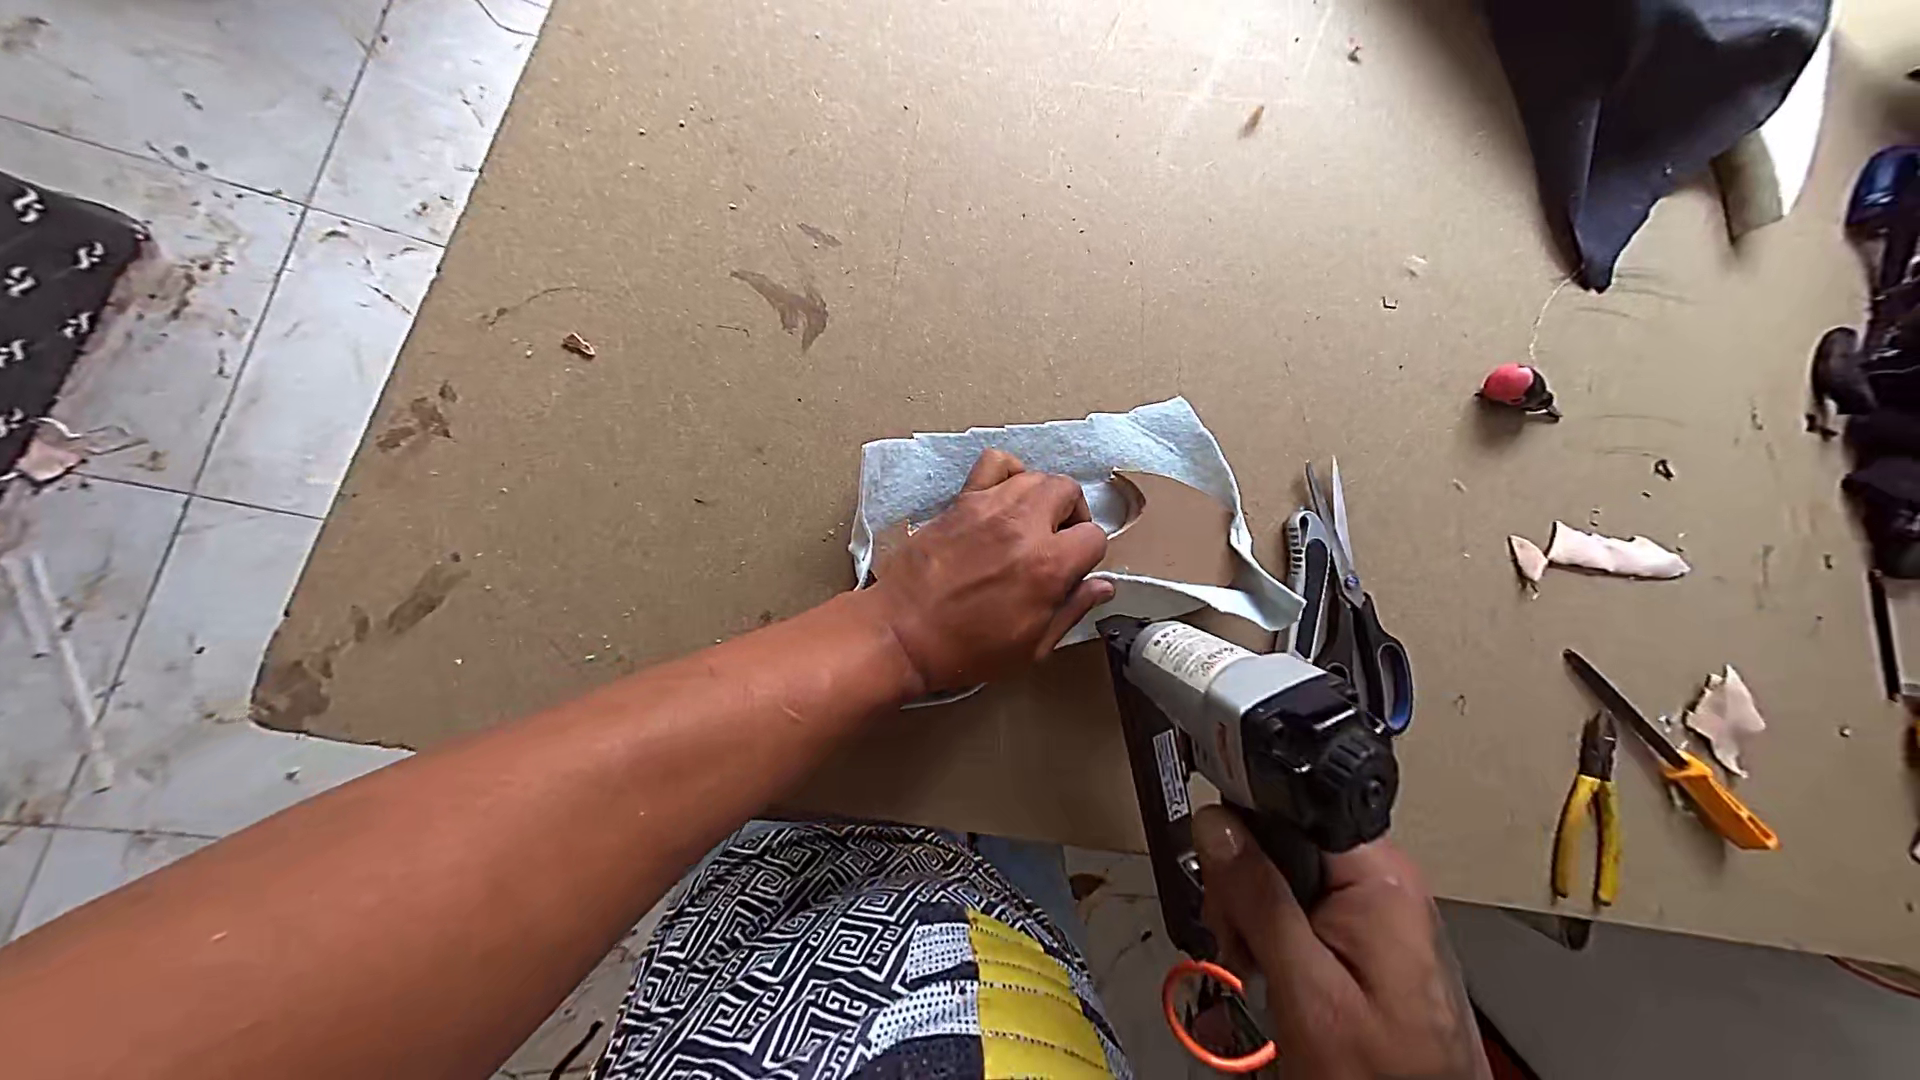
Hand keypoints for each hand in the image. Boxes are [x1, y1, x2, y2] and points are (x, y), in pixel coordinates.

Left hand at [867, 450, 1114, 693]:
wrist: (902, 633)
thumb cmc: (964, 648)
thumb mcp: (1033, 646)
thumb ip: (1072, 610)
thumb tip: (1101, 587)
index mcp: (1046, 566)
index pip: (1093, 535)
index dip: (1089, 555)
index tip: (1073, 569)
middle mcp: (1022, 527)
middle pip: (1069, 491)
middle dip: (1072, 515)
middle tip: (1057, 542)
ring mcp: (989, 508)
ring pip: (1036, 476)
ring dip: (1043, 497)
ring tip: (1031, 523)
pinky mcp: (961, 502)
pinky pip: (994, 463)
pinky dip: (1008, 471)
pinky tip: (1005, 496)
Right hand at [1192, 805, 1490, 1079]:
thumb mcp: (1306, 990)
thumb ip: (1259, 899)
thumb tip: (1213, 822)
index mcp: (1379, 877)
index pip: (1286, 809)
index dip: (1242, 835)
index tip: (1220, 878)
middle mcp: (1382, 878)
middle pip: (1278, 839)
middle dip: (1241, 884)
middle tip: (1235, 937)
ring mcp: (1374, 905)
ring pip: (1280, 869)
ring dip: (1248, 910)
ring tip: (1250, 960)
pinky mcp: (1364, 929)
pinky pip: (1299, 900)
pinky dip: (1269, 927)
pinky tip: (1266, 962)